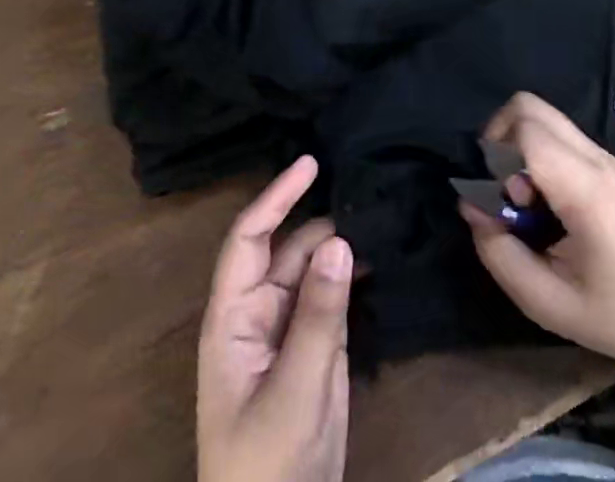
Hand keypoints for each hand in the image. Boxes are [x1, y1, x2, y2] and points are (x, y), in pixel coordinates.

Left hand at [197, 157, 351, 481]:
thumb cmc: (266, 463)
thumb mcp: (294, 388)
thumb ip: (317, 315)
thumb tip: (341, 241)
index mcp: (233, 319)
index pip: (249, 241)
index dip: (276, 198)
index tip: (311, 162)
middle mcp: (258, 313)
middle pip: (288, 249)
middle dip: (320, 217)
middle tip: (368, 186)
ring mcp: (289, 330)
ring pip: (314, 270)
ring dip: (342, 243)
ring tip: (381, 211)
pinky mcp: (316, 347)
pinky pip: (333, 296)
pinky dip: (354, 273)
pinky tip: (381, 255)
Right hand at [460, 93, 614, 378]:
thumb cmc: (613, 315)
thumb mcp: (543, 301)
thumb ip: (497, 250)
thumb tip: (470, 203)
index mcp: (586, 189)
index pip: (526, 130)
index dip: (494, 158)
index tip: (500, 204)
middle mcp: (596, 159)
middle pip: (528, 107)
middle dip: (497, 141)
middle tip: (501, 193)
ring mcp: (603, 156)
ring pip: (540, 115)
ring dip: (514, 147)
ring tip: (522, 201)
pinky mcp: (603, 162)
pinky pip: (553, 133)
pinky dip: (530, 153)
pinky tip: (539, 201)